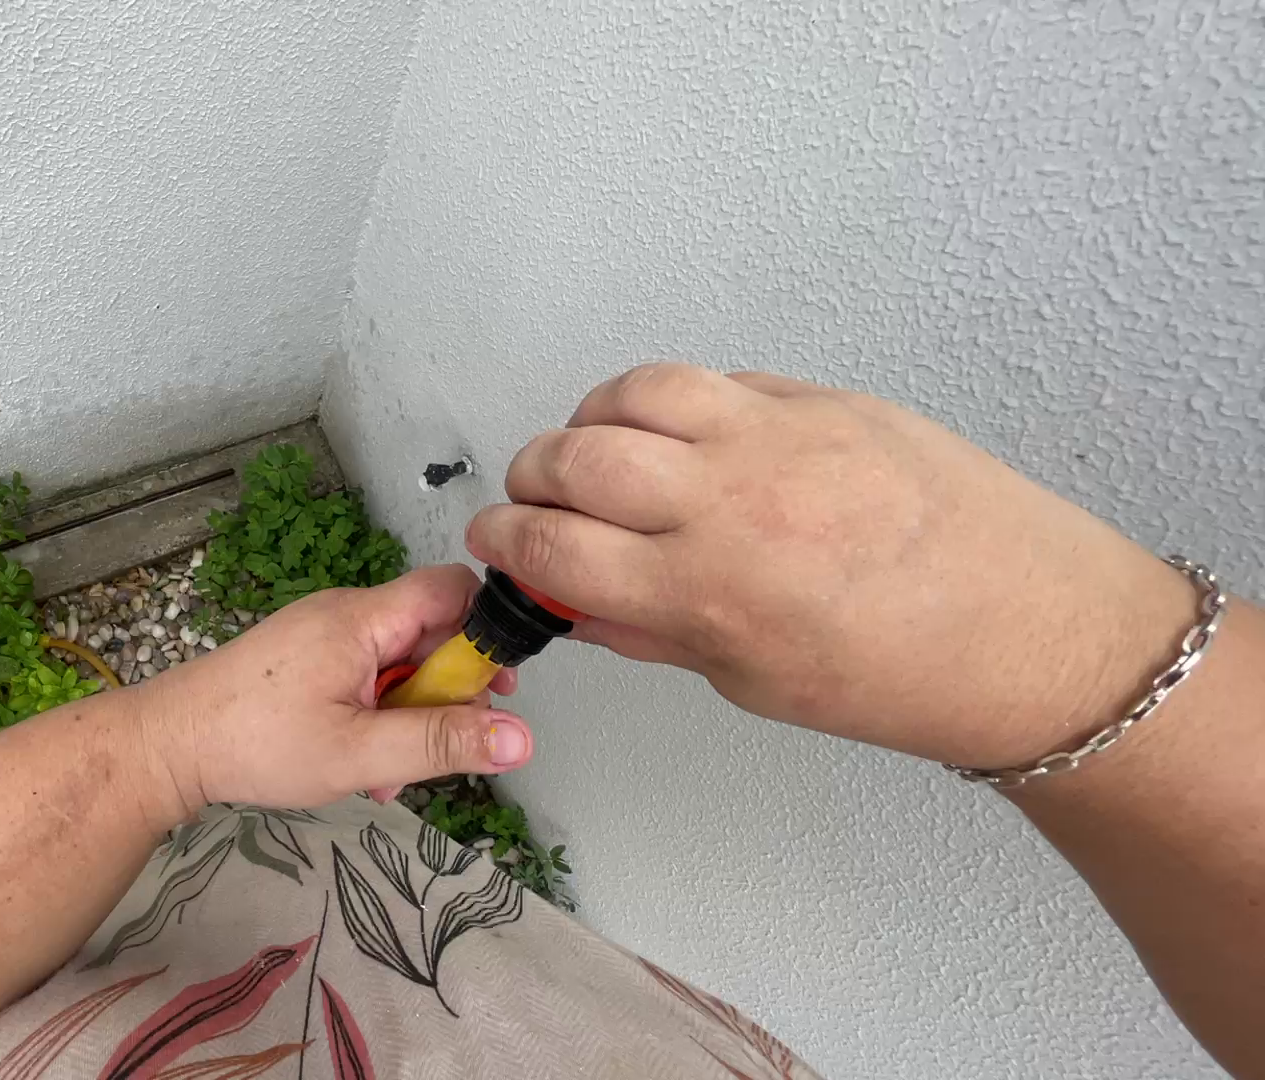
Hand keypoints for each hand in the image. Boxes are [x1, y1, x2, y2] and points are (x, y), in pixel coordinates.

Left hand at [136, 564, 529, 813]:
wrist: (170, 742)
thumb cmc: (259, 743)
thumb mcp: (359, 753)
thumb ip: (441, 742)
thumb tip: (522, 737)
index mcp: (362, 617)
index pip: (451, 588)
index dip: (485, 631)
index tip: (495, 689)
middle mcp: (345, 611)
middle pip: (427, 630)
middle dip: (443, 691)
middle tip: (436, 746)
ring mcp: (322, 631)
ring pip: (395, 659)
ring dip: (406, 712)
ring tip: (386, 770)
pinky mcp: (306, 653)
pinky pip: (362, 671)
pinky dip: (374, 711)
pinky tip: (359, 759)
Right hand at [465, 363, 1196, 767]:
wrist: (1038, 634)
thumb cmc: (892, 676)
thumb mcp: (741, 678)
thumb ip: (640, 630)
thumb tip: (569, 600)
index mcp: (705, 592)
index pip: (554, 547)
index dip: (501, 539)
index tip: (490, 538)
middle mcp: (729, 504)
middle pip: (573, 459)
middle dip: (527, 478)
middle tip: (534, 500)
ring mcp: (775, 438)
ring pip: (628, 396)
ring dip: (583, 424)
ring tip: (592, 454)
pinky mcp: (817, 399)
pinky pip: (702, 378)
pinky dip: (654, 400)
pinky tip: (661, 432)